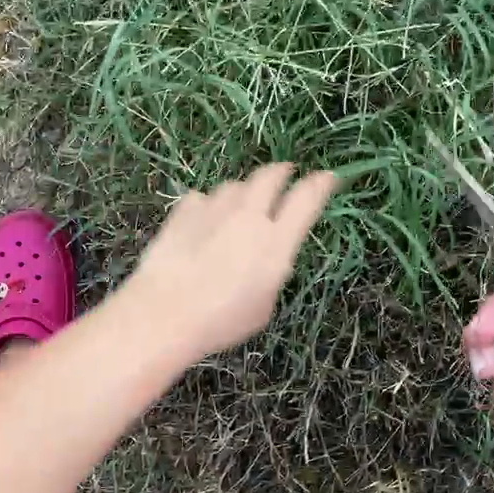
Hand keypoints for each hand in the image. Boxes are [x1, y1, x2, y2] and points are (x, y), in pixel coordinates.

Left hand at [124, 163, 335, 361]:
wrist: (165, 313)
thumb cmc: (220, 321)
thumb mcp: (263, 306)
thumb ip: (270, 273)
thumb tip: (265, 257)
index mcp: (276, 243)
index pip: (307, 199)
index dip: (321, 184)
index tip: (328, 177)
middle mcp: (248, 217)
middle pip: (269, 177)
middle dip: (281, 171)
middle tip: (285, 172)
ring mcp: (214, 210)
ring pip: (235, 185)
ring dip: (244, 190)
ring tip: (242, 202)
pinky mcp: (183, 212)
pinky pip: (202, 197)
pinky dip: (208, 205)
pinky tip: (204, 218)